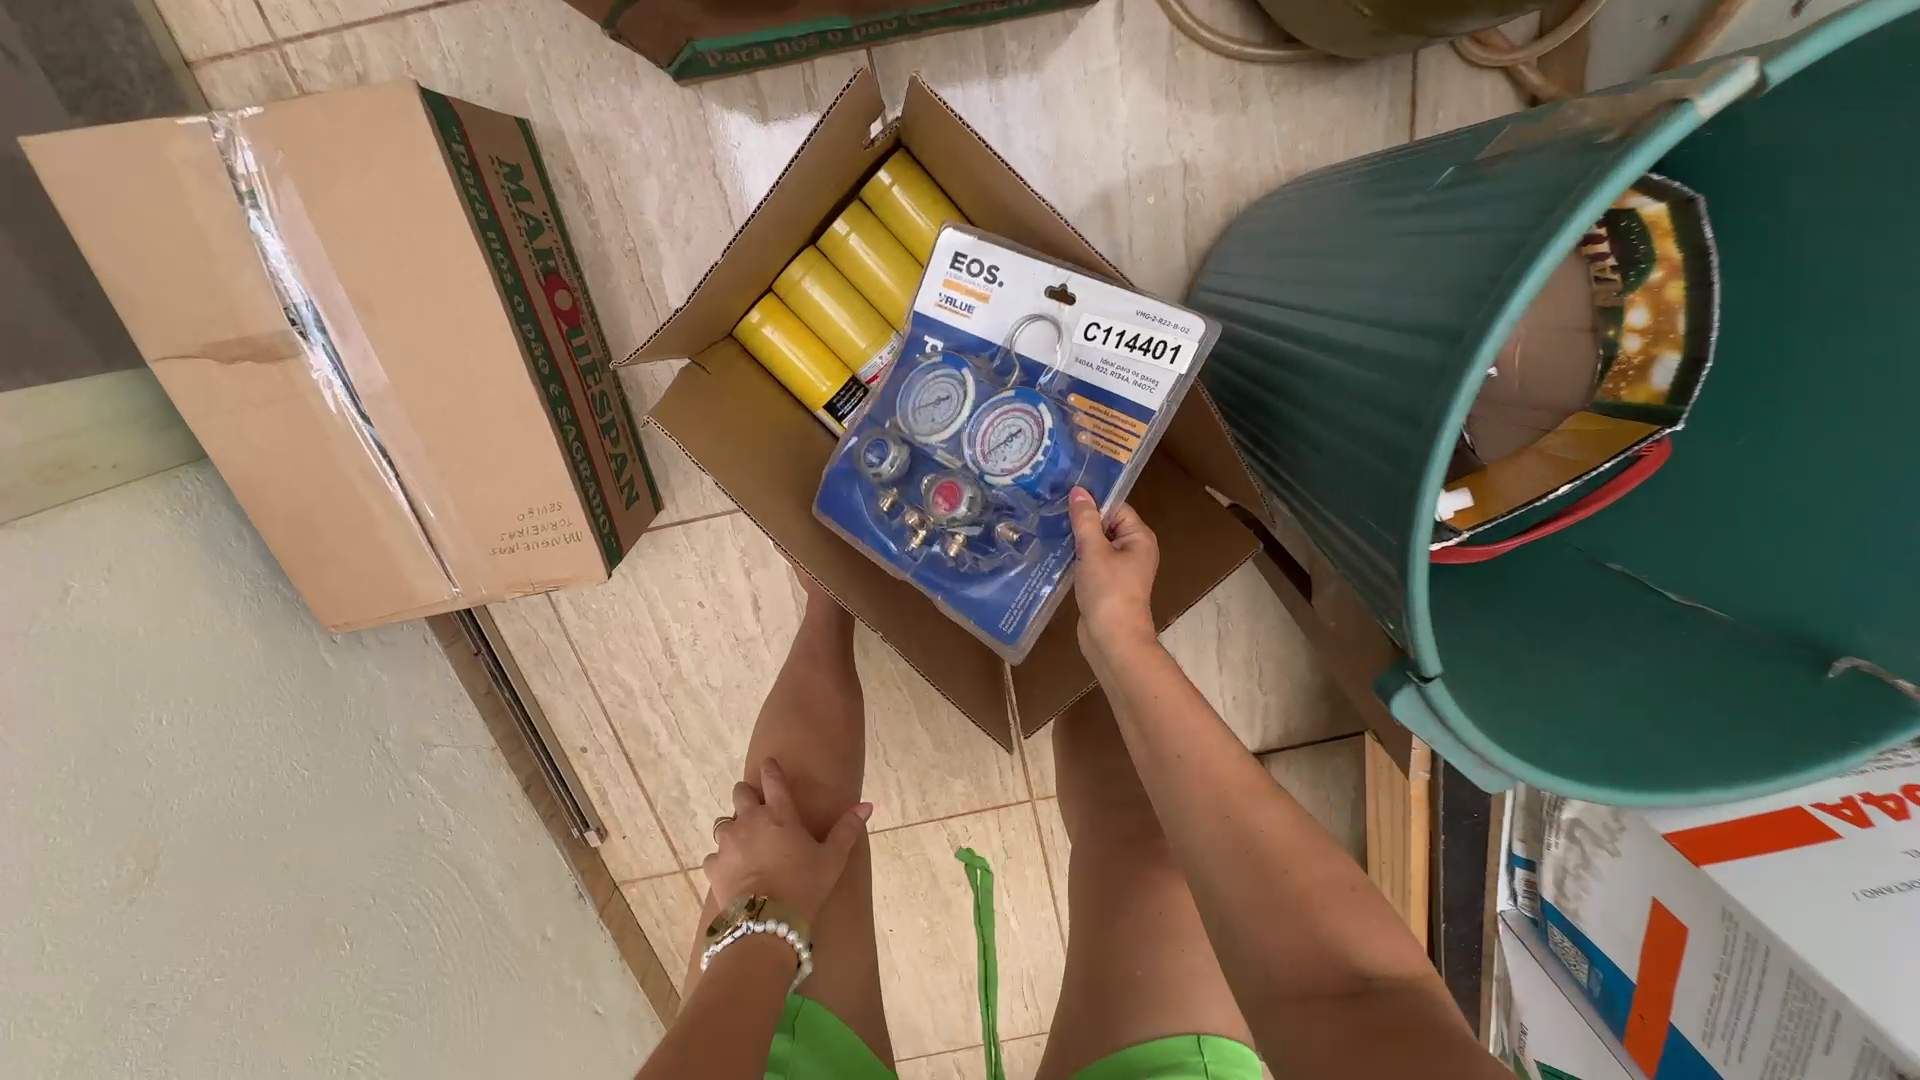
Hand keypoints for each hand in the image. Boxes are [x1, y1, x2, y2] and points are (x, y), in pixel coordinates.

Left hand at [703, 760, 871, 922]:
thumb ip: (847, 829)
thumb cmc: (804, 886)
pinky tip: (732, 871)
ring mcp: (728, 842)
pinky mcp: (713, 866)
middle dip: (745, 795)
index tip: (769, 764)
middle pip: (739, 793)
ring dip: (733, 830)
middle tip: (755, 808)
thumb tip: (867, 805)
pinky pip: (713, 855)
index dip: (770, 770)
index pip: (772, 780)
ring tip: (743, 844)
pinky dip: (722, 860)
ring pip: (723, 824)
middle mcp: (750, 821)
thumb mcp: (833, 858)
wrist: (765, 923)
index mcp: (780, 814)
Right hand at [1066, 486, 1159, 663]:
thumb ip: (1085, 520)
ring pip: (1096, 544)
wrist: (1112, 639)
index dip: (1092, 501)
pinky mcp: (1106, 584)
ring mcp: (1120, 569)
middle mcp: (1133, 550)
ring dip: (1075, 539)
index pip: (1116, 507)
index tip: (1063, 493)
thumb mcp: (1094, 551)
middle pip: (1106, 524)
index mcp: (1139, 537)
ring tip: (1047, 526)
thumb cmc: (1108, 591)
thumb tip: (1079, 491)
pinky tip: (1053, 552)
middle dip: (1081, 519)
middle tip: (1050, 508)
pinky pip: (1090, 562)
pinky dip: (1075, 557)